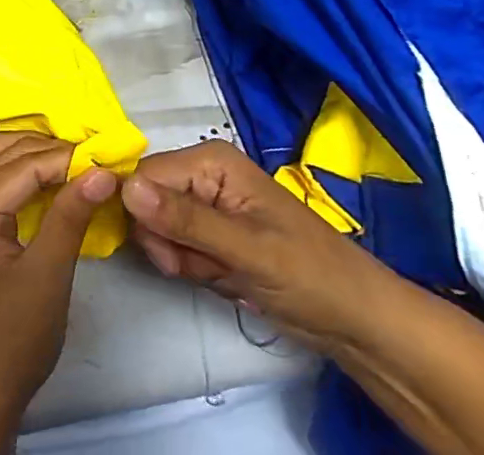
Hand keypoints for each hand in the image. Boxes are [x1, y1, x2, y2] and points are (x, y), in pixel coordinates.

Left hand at [0, 133, 117, 452]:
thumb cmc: (13, 337)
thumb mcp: (48, 275)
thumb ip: (71, 217)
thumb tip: (103, 171)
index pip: (22, 166)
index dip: (67, 159)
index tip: (111, 161)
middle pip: (10, 154)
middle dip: (56, 152)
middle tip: (103, 163)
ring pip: (4, 160)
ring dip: (43, 156)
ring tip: (86, 167)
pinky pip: (3, 180)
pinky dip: (33, 173)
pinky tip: (62, 179)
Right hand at [120, 140, 399, 353]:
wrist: (358, 322)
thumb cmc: (312, 277)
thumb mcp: (249, 251)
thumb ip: (186, 220)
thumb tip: (125, 188)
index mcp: (210, 161)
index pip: (143, 176)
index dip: (144, 216)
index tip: (168, 253)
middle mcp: (201, 174)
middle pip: (144, 201)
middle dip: (164, 240)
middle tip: (201, 265)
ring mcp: (203, 203)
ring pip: (155, 226)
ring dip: (178, 257)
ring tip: (220, 271)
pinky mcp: (206, 232)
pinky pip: (172, 244)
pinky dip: (188, 266)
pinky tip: (220, 275)